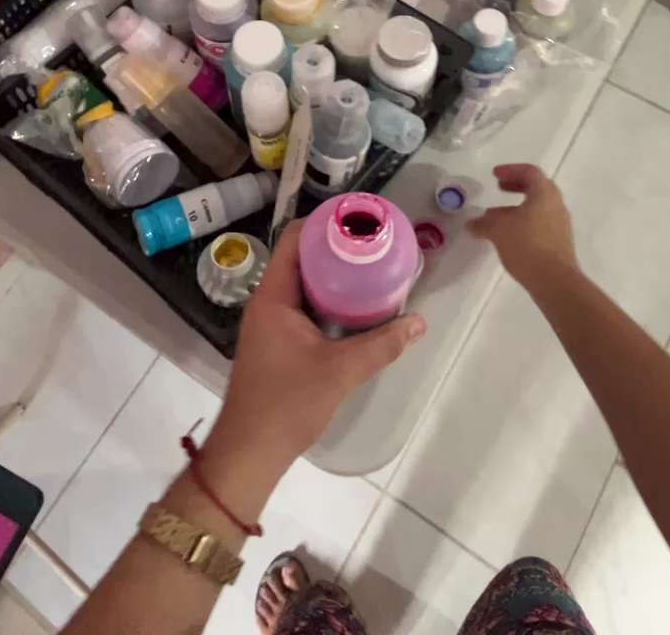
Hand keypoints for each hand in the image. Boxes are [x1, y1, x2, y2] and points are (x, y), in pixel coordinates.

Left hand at [207, 219, 426, 469]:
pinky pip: (302, 306)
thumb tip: (419, 323)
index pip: (294, 242)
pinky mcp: (276, 342)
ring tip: (368, 267)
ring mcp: (269, 324)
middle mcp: (267, 303)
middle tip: (371, 242)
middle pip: (299, 259)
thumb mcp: (340, 372)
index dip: (322, 224)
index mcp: (272, 297)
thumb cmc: (287, 404)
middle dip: (333, 248)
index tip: (355, 218)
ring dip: (330, 275)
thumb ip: (381, 345)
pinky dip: (326, 299)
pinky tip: (353, 306)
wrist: (250, 451)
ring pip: (302, 285)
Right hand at [469, 164, 582, 292]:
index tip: (494, 176)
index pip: (530, 172)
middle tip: (499, 188)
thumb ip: (484, 222)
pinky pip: (539, 224)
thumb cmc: (527, 245)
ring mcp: (560, 225)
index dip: (510, 170)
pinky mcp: (558, 243)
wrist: (554, 281)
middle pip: (537, 188)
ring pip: (537, 208)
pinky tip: (507, 236)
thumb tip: (472, 223)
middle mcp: (556, 205)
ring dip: (516, 207)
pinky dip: (523, 222)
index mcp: (544, 194)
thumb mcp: (499, 229)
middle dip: (516, 186)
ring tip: (496, 217)